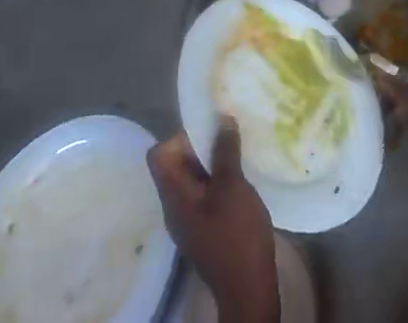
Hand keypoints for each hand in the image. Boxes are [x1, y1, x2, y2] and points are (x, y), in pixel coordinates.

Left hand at [148, 118, 278, 322]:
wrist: (248, 290)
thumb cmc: (236, 234)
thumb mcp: (232, 185)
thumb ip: (224, 150)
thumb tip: (221, 118)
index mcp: (172, 194)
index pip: (159, 154)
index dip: (179, 138)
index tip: (206, 134)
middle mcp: (173, 207)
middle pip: (175, 167)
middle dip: (199, 149)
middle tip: (225, 142)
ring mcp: (187, 223)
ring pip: (191, 183)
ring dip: (210, 167)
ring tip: (235, 159)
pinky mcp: (203, 233)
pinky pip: (203, 199)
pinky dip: (216, 186)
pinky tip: (239, 186)